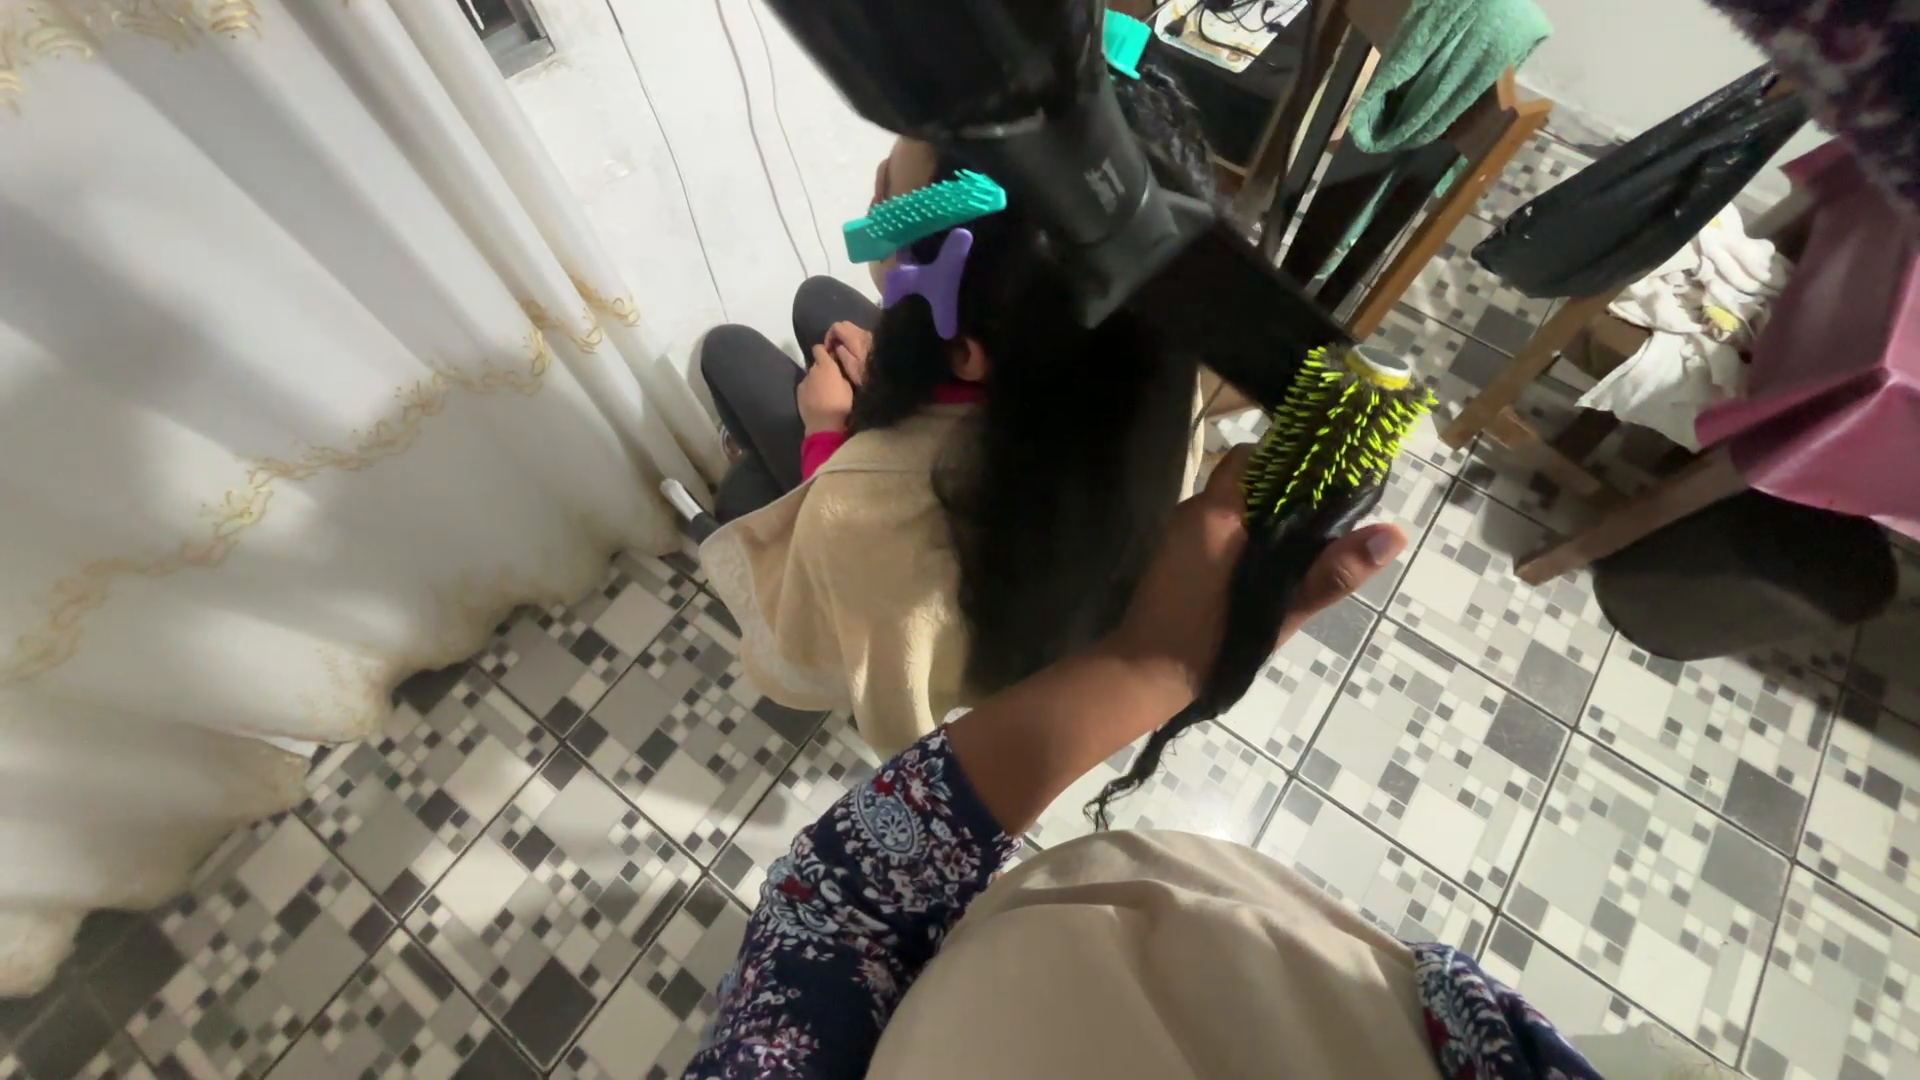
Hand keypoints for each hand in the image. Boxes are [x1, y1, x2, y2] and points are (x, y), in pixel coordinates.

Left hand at [797, 344, 855, 434]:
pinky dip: (810, 390)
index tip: (830, 357)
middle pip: (816, 364)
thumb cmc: (840, 404)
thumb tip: (837, 369)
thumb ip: (840, 374)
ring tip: (823, 393)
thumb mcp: (848, 387)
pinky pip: (806, 387)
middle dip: (822, 369)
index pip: (819, 348)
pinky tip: (816, 400)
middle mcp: (812, 370)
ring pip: (811, 377)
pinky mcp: (798, 393)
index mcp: (826, 366)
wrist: (824, 424)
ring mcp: (804, 382)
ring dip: (816, 381)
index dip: (824, 351)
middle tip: (831, 380)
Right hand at [823, 321, 871, 384]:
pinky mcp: (877, 340)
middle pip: (845, 325)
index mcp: (854, 338)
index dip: (829, 336)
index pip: (836, 327)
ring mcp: (871, 335)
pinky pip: (862, 336)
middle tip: (836, 351)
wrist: (896, 372)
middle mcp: (863, 332)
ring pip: (854, 331)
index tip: (829, 350)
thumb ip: (842, 354)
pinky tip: (857, 354)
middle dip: (837, 336)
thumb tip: (837, 346)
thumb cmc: (871, 373)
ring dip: (847, 339)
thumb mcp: (852, 368)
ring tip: (846, 353)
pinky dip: (856, 341)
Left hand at [1103, 445, 1407, 696]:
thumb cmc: (1212, 640)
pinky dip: (1243, 531)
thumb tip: (1393, 534)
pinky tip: (1271, 557)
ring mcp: (1179, 531)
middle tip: (1331, 512)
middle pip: (1245, 480)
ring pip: (1230, 504)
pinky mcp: (1175, 552)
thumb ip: (1332, 571)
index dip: (1293, 460)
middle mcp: (1193, 511)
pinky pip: (1215, 525)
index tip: (1332, 475)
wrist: (1146, 672)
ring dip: (1265, 513)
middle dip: (1286, 490)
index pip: (1253, 458)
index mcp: (1215, 513)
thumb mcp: (1280, 609)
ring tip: (1310, 535)